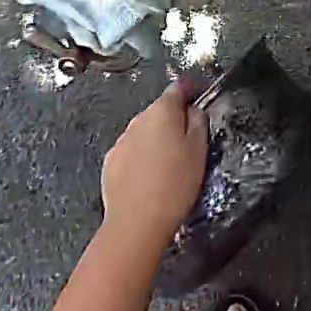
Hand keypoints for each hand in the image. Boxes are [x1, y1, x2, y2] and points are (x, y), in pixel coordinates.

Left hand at [101, 80, 208, 249]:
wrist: (137, 223)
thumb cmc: (176, 184)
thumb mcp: (199, 150)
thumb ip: (199, 121)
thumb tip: (193, 110)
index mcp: (162, 111)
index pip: (178, 87)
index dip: (191, 89)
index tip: (199, 94)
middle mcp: (138, 119)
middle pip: (160, 110)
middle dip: (174, 118)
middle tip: (189, 139)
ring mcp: (121, 141)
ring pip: (145, 131)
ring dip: (157, 138)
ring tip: (170, 162)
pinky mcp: (110, 162)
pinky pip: (132, 150)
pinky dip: (142, 156)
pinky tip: (150, 176)